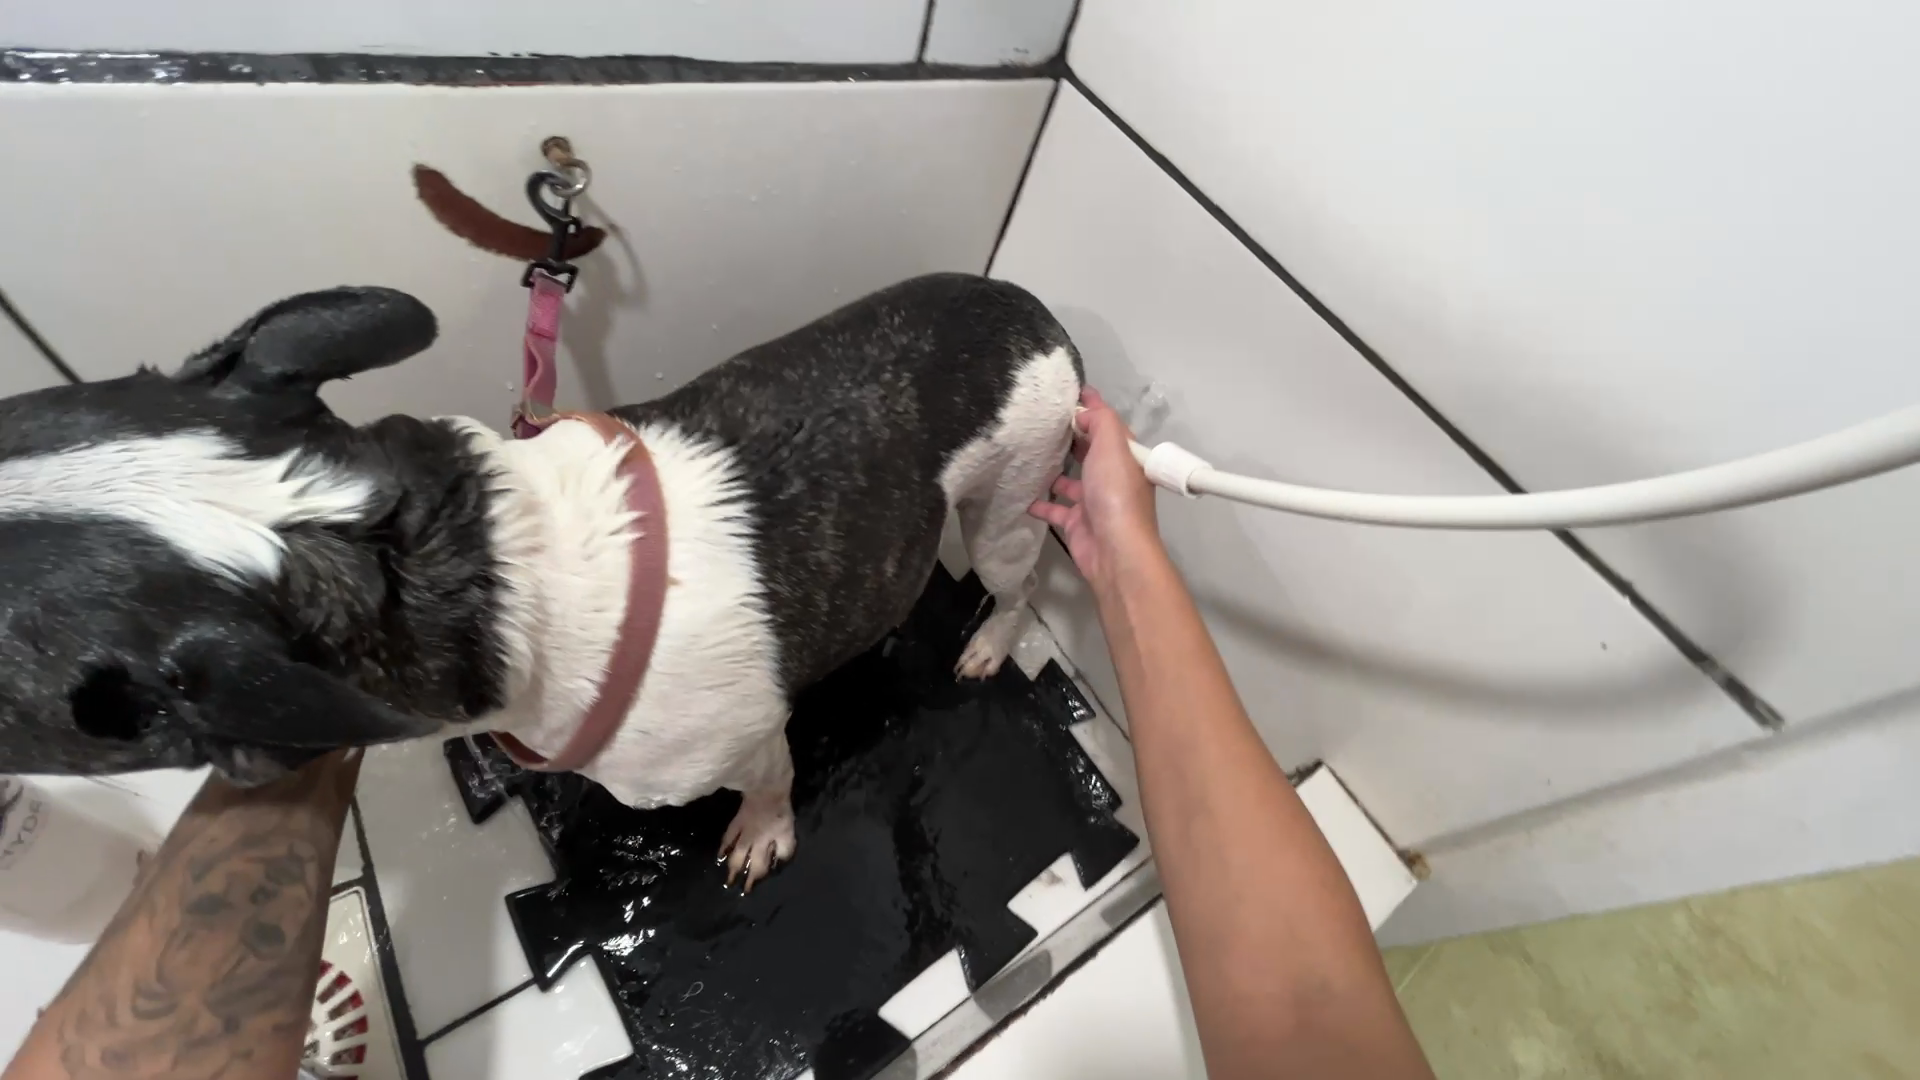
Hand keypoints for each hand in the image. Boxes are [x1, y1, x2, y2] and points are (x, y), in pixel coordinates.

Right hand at [1029, 386, 1161, 593]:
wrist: (1114, 548)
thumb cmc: (1115, 492)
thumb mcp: (1112, 445)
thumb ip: (1100, 421)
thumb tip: (1084, 413)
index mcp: (1125, 456)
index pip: (1108, 425)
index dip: (1093, 407)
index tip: (1072, 391)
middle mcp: (1111, 476)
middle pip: (1090, 450)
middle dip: (1071, 436)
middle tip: (1043, 420)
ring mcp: (1094, 501)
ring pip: (1071, 480)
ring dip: (1054, 469)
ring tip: (1028, 453)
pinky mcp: (1077, 522)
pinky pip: (1055, 509)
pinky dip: (1040, 503)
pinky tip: (1022, 494)